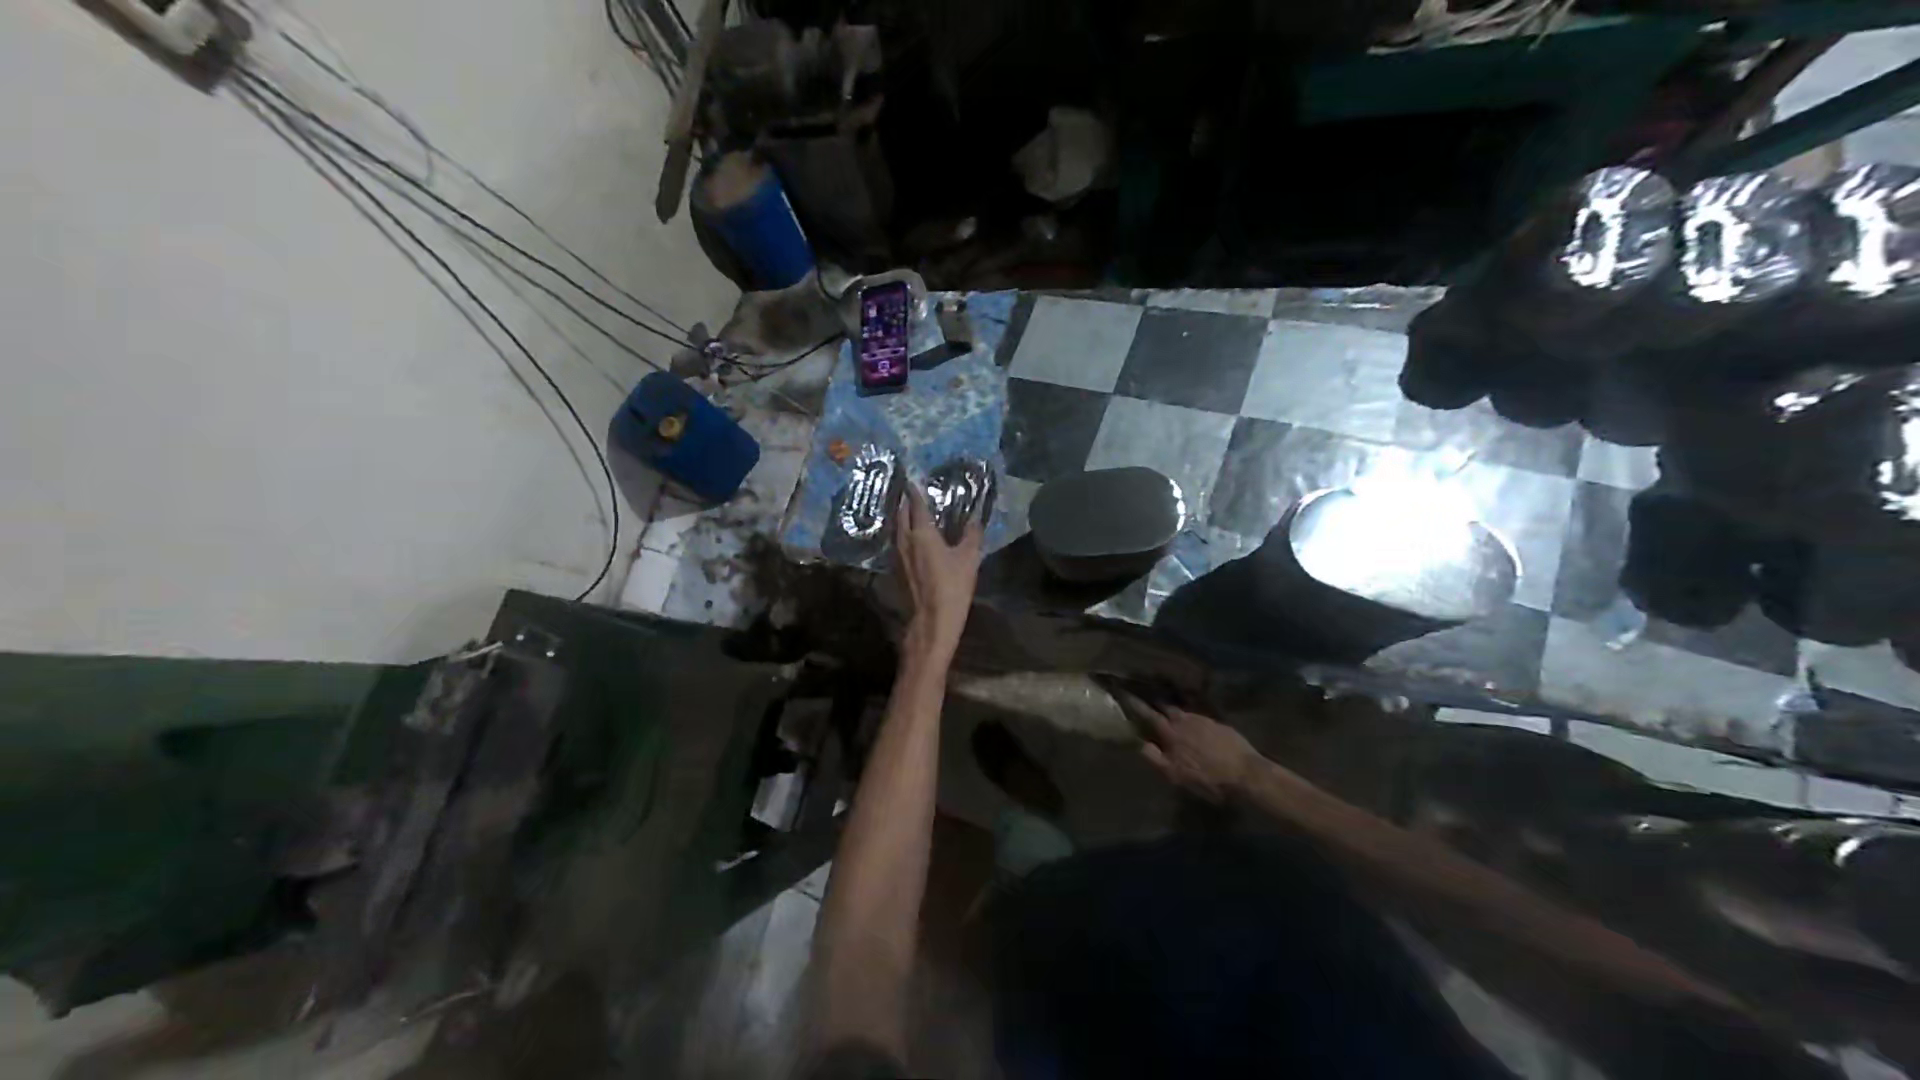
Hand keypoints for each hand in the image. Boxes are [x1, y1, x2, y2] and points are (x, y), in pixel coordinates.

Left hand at [895, 486, 983, 659]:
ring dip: (902, 517)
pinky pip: (898, 543)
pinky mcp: (896, 569)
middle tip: (911, 491)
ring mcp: (897, 556)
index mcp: (921, 533)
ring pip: (897, 529)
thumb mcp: (969, 559)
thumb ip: (972, 535)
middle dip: (905, 501)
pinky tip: (911, 537)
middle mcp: (904, 540)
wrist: (931, 621)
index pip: (915, 504)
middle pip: (901, 514)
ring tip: (910, 510)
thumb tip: (976, 519)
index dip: (915, 490)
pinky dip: (903, 534)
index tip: (914, 478)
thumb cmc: (952, 587)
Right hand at [1122, 694, 1257, 802]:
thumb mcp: (1175, 775)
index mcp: (1171, 732)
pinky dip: (1193, 721)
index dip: (1135, 704)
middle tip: (1148, 701)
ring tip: (1171, 716)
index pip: (1148, 714)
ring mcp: (1204, 720)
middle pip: (1166, 708)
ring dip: (1175, 713)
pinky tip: (1196, 730)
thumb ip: (1155, 758)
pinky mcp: (1220, 725)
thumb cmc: (1207, 777)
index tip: (1124, 692)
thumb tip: (1140, 743)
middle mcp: (1185, 720)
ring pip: (1184, 712)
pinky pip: (1200, 719)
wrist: (1246, 773)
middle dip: (1155, 704)